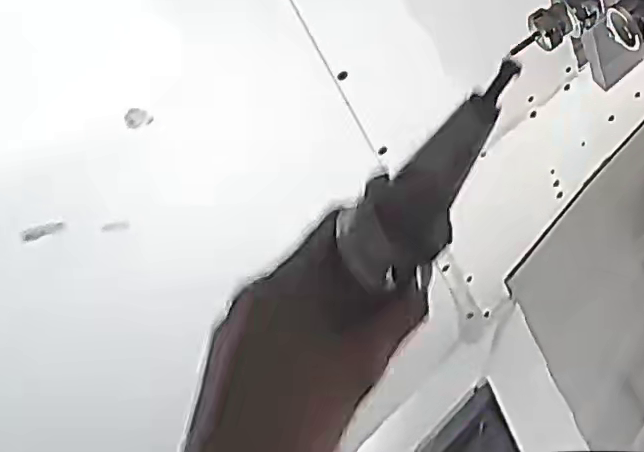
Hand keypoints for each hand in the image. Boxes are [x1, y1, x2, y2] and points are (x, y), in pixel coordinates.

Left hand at [186, 212, 427, 451]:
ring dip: (328, 293)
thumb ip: (402, 307)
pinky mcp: (226, 350)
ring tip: (352, 324)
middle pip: (319, 253)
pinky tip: (321, 349)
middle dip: (355, 265)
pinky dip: (301, 319)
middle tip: (382, 283)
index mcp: (286, 282)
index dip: (376, 220)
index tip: (394, 228)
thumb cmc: (291, 424)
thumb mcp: (368, 356)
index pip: (339, 219)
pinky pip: (272, 312)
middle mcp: (254, 295)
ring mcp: (235, 325)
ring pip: (296, 284)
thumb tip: (417, 284)